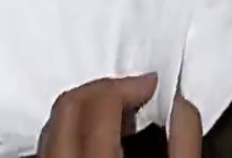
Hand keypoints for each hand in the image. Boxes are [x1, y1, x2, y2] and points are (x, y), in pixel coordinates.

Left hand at [39, 75, 200, 157]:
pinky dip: (71, 130)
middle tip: (135, 94)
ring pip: (51, 126)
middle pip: (67, 106)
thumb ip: (185, 140)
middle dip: (104, 87)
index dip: (130, 84)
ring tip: (119, 115)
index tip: (153, 84)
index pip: (100, 103)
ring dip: (86, 107)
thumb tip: (182, 96)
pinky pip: (47, 146)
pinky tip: (97, 138)